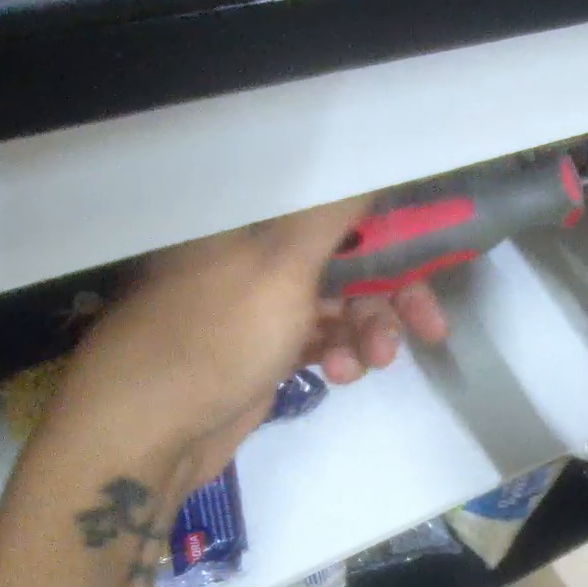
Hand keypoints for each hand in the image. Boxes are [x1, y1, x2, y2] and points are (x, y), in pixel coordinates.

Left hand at [36, 197, 448, 496]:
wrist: (154, 429)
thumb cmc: (216, 336)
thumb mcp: (280, 265)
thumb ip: (333, 212)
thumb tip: (371, 157)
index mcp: (250, 217)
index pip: (337, 205)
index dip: (389, 227)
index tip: (433, 252)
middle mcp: (256, 251)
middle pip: (347, 259)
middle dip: (391, 294)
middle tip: (430, 326)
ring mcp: (260, 302)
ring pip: (340, 305)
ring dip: (367, 332)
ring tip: (370, 364)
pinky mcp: (266, 347)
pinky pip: (321, 339)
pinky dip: (339, 354)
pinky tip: (339, 376)